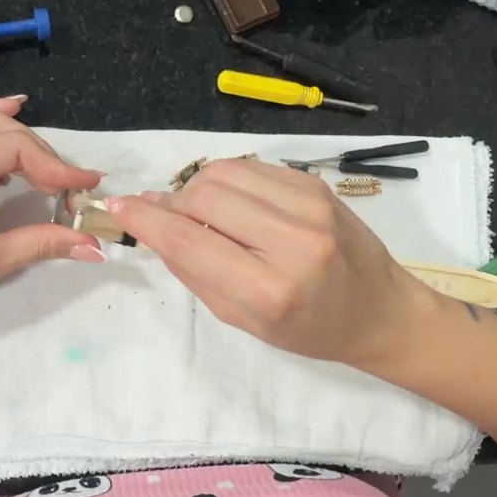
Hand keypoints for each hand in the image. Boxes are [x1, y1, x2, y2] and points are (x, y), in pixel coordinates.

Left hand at [0, 97, 104, 330]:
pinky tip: (10, 111)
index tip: (89, 186)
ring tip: (50, 165)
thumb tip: (91, 244)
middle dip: (41, 159)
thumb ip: (39, 244)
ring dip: (18, 139)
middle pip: (1, 131)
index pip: (14, 149)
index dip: (57, 167)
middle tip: (69, 191)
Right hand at [106, 159, 433, 366]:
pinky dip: (227, 180)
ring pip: (224, 172)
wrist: (378, 310)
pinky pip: (251, 168)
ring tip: (196, 210)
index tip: (118, 208)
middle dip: (170, 202)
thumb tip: (150, 224)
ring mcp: (310, 206)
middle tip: (162, 216)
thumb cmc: (308, 329)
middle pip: (202, 196)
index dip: (145, 219)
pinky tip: (229, 202)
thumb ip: (193, 270)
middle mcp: (292, 240)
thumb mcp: (241, 318)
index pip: (188, 239)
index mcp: (269, 290)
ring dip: (195, 188)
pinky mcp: (316, 184)